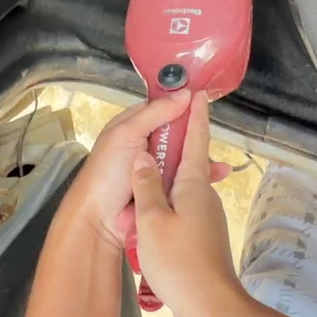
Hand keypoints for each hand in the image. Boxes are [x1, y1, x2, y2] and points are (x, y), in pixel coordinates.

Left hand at [61, 90, 232, 248]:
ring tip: (220, 164)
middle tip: (212, 137)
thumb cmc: (106, 173)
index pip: (163, 110)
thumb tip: (186, 94)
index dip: (182, 107)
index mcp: (132, 126)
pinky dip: (200, 179)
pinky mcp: (163, 191)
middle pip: (177, 135)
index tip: (204, 104)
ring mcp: (155, 170)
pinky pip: (185, 180)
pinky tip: (218, 177)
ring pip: (184, 159)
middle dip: (195, 137)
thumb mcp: (126, 134)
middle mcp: (145, 145)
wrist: (97, 223)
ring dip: (201, 159)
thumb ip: (155, 113)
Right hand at [129, 98, 247, 316]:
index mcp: (193, 183)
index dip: (196, 114)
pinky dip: (167, 203)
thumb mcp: (152, 220)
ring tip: (142, 181)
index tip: (199, 91)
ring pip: (183, 187)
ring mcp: (207, 215)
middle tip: (157, 129)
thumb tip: (143, 156)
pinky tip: (150, 219)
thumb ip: (147, 186)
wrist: (211, 307)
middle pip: (188, 161)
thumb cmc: (179, 261)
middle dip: (175, 144)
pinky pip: (183, 207)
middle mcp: (204, 193)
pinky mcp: (203, 235)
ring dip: (165, 180)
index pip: (196, 138)